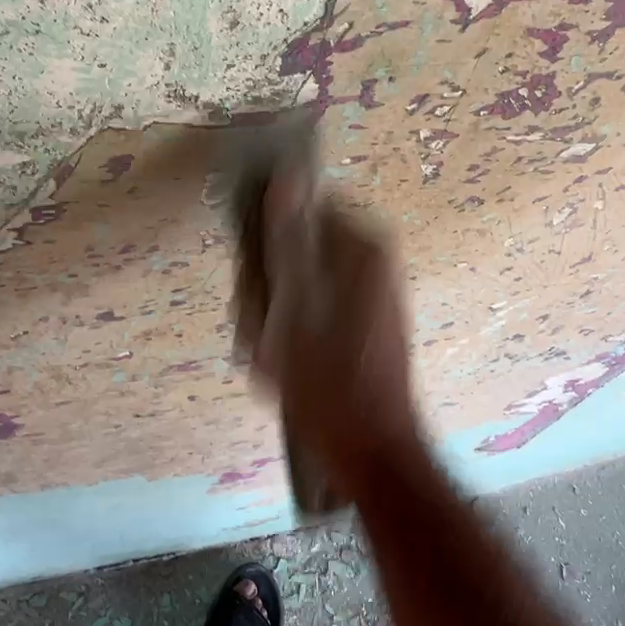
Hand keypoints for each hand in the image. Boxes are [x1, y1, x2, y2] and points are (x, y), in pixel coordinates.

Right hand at [243, 193, 421, 490]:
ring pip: (294, 280)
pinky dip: (288, 331)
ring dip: (271, 314)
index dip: (264, 239)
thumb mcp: (294, 303)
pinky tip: (282, 366)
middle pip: (292, 245)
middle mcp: (369, 259)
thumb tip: (284, 173)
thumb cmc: (328, 381)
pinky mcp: (359, 321)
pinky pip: (309, 307)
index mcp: (360, 244)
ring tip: (270, 357)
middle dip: (265, 286)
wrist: (370, 453)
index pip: (296, 207)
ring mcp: (366, 291)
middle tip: (261, 329)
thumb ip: (286, 236)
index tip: (254, 279)